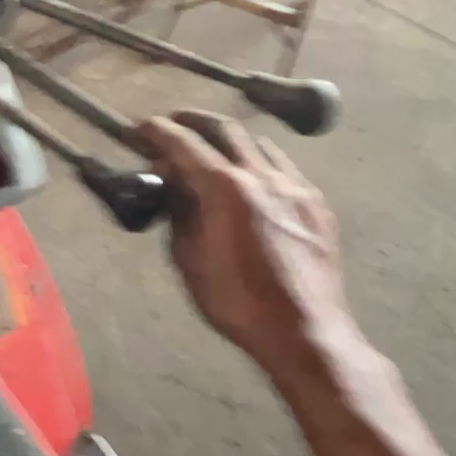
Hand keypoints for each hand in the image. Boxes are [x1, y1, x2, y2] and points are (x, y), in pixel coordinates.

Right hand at [136, 111, 352, 379]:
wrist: (307, 335)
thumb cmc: (237, 302)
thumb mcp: (188, 257)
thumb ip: (178, 209)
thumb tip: (172, 180)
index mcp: (224, 188)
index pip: (182, 142)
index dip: (156, 130)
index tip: (138, 129)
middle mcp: (261, 175)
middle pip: (224, 127)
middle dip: (192, 120)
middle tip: (172, 124)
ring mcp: (295, 186)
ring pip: (257, 142)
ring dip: (228, 138)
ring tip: (212, 148)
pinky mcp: (316, 203)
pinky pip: (283, 165)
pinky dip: (258, 159)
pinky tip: (251, 178)